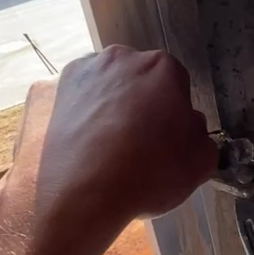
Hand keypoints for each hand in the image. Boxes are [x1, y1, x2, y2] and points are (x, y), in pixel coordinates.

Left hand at [9, 45, 215, 238]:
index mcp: (163, 68)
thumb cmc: (147, 176)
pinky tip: (82, 144)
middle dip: (142, 104)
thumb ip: (202, 135)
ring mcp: (82, 71)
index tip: (167, 140)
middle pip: (139, 79)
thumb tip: (188, 126)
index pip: (177, 86)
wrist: (80, 197)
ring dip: (110, 106)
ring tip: (107, 147)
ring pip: (105, 86)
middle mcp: (122, 57)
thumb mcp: (201, 163)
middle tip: (139, 144)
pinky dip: (79, 114)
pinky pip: (75, 98)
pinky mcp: (51, 89)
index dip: (173, 115)